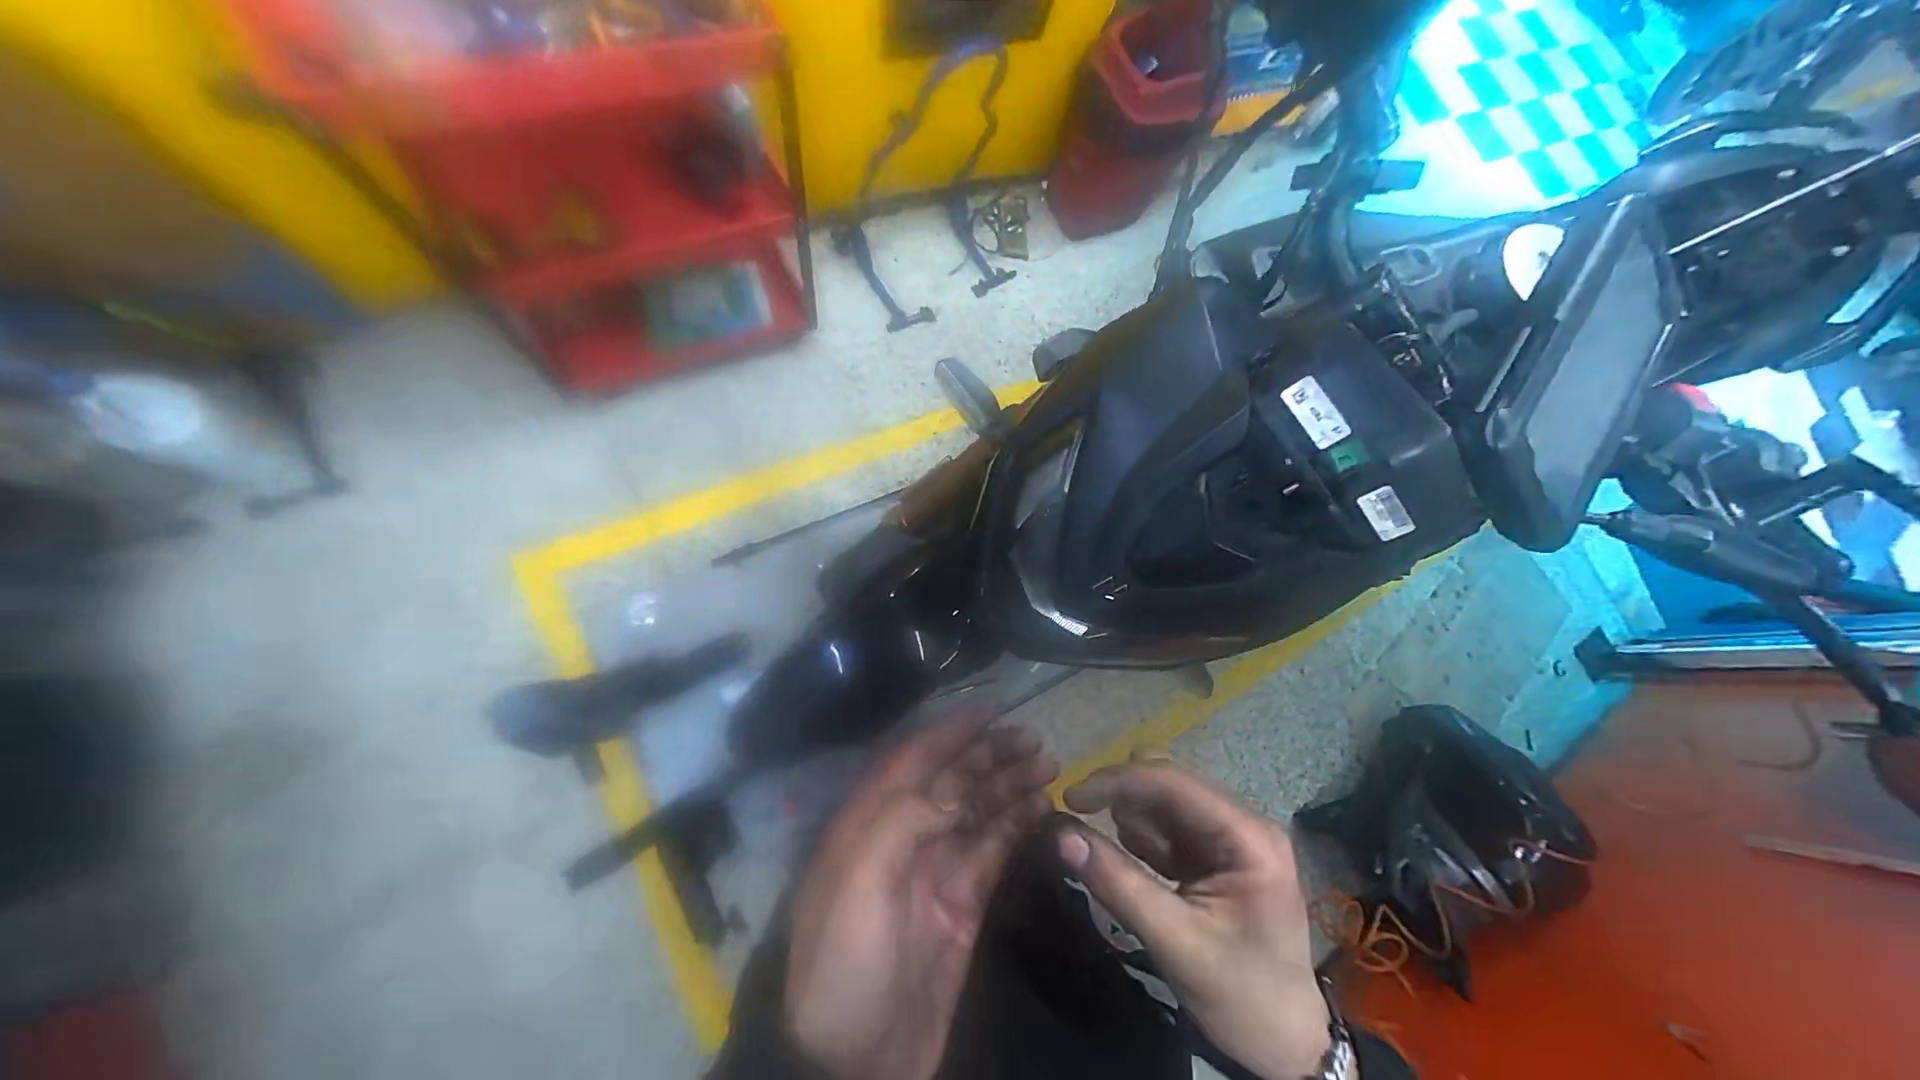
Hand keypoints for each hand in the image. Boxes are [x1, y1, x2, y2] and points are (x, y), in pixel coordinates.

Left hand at [783, 714, 1059, 1079]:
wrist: (852, 1061)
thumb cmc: (846, 960)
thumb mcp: (860, 879)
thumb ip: (904, 818)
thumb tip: (955, 786)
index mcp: (870, 823)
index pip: (914, 760)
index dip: (951, 731)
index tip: (991, 708)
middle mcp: (904, 837)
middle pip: (953, 782)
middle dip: (990, 754)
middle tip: (1034, 738)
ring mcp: (935, 871)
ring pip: (978, 812)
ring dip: (1009, 784)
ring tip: (1047, 763)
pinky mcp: (962, 906)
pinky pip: (992, 852)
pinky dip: (1016, 827)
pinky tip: (1040, 809)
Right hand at [1057, 757, 1331, 1079]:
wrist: (1285, 1044)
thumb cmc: (1241, 996)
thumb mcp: (1175, 943)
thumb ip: (1117, 884)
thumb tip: (1060, 833)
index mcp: (1247, 836)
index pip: (1173, 782)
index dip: (1117, 781)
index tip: (1069, 798)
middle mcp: (1241, 822)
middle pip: (1167, 781)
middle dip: (1120, 797)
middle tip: (1079, 825)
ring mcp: (1228, 836)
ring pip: (1161, 799)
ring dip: (1127, 818)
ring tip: (1118, 866)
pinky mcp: (1214, 852)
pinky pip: (1165, 824)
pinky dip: (1138, 837)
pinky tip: (1134, 869)